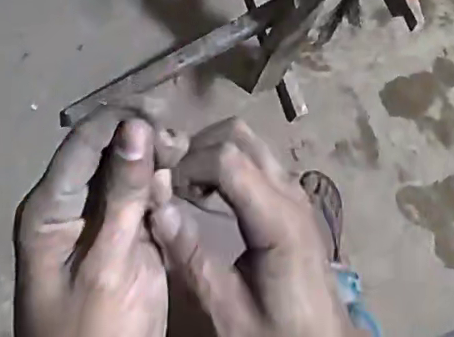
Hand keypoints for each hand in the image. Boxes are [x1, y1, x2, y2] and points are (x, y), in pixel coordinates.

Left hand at [15, 112, 187, 336]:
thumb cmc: (93, 335)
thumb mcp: (108, 266)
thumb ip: (123, 194)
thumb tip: (137, 126)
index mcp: (50, 208)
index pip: (84, 140)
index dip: (121, 119)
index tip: (162, 112)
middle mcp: (70, 202)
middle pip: (107, 146)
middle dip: (143, 134)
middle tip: (178, 142)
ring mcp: (98, 215)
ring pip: (128, 163)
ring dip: (155, 153)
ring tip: (181, 156)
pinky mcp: (123, 229)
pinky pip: (141, 187)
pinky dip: (160, 179)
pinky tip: (177, 179)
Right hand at [150, 119, 353, 336]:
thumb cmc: (278, 332)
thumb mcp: (230, 312)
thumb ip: (195, 260)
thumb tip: (160, 209)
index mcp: (277, 218)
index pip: (228, 159)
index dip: (190, 163)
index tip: (163, 186)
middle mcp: (289, 190)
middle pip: (239, 136)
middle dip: (199, 147)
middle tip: (171, 180)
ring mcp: (294, 188)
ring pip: (249, 140)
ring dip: (212, 151)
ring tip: (184, 185)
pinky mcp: (291, 195)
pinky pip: (256, 157)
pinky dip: (227, 160)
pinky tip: (207, 192)